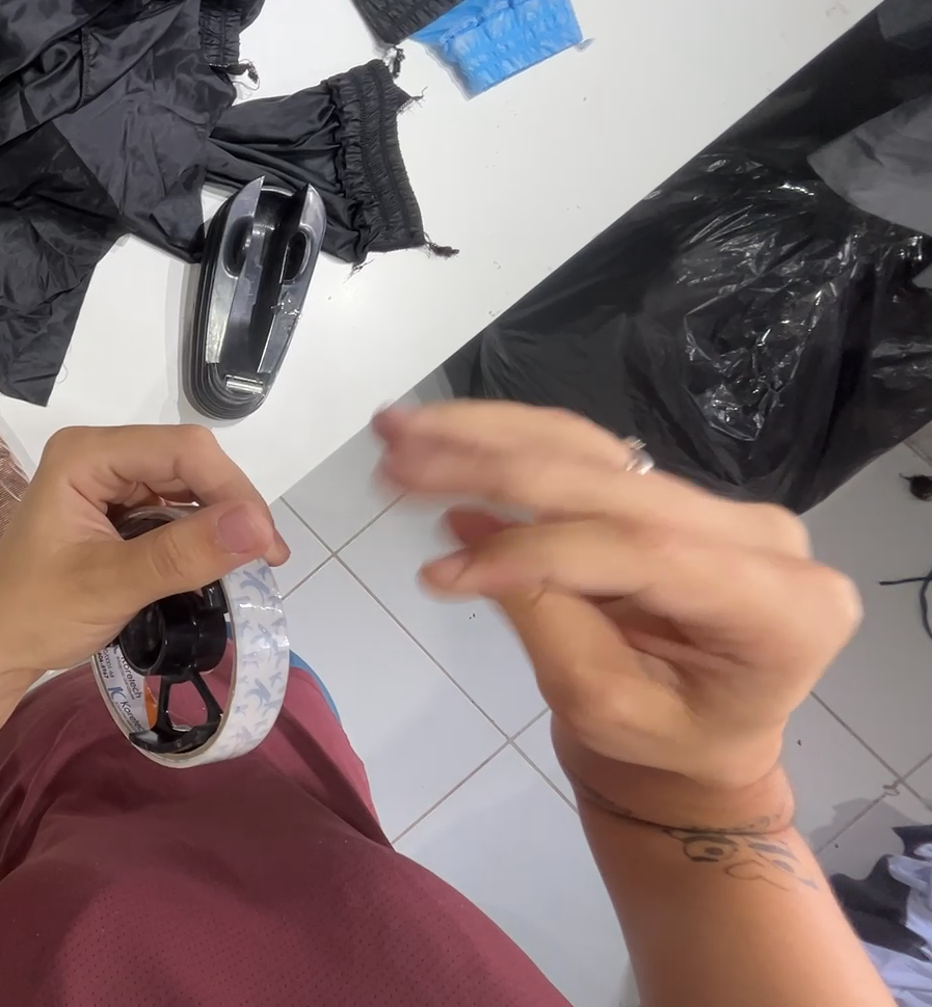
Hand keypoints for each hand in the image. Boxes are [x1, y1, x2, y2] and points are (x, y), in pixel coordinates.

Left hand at [0, 425, 288, 686]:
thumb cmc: (34, 614)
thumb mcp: (111, 585)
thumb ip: (183, 554)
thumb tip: (259, 527)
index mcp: (85, 454)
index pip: (181, 449)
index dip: (231, 489)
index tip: (266, 544)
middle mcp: (97, 455)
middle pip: (187, 462)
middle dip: (230, 506)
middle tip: (267, 560)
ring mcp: (105, 481)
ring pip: (184, 486)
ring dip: (220, 522)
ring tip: (252, 566)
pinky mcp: (113, 510)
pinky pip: (170, 510)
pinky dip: (198, 535)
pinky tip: (219, 561)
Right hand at [375, 401, 861, 828]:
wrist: (690, 732)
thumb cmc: (657, 738)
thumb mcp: (601, 700)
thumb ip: (544, 616)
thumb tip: (461, 538)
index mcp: (776, 605)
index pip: (640, 550)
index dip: (527, 552)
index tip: (437, 576)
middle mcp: (751, 532)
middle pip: (601, 479)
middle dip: (485, 465)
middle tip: (392, 458)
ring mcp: (702, 502)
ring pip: (579, 445)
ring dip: (477, 434)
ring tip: (395, 428)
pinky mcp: (652, 489)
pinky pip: (570, 448)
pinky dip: (493, 438)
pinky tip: (433, 431)